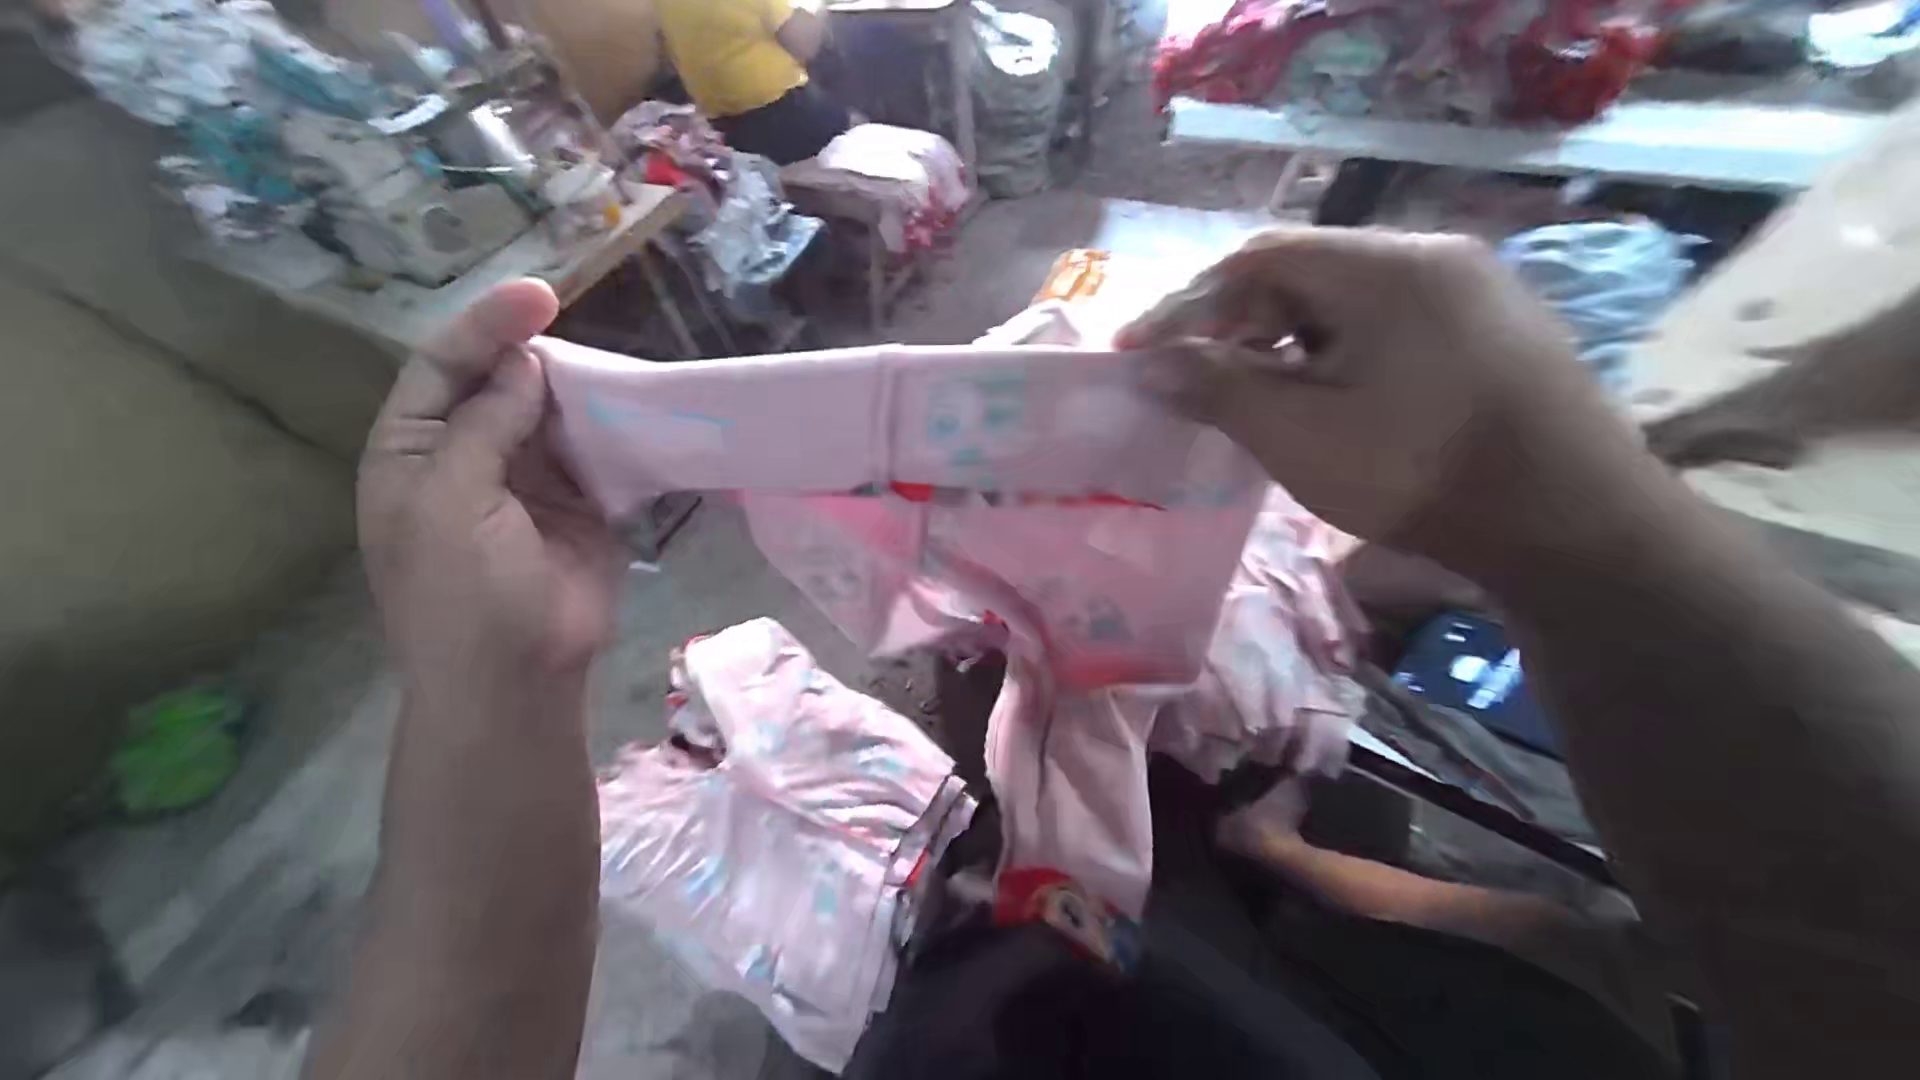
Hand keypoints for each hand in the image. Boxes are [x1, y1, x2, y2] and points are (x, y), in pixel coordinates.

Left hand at [358, 280, 623, 692]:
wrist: (521, 670)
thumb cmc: (462, 591)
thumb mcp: (450, 502)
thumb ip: (484, 429)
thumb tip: (526, 368)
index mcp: (418, 451)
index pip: (445, 370)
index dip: (487, 329)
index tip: (538, 297)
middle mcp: (476, 457)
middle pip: (506, 387)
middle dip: (540, 358)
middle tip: (588, 337)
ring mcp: (536, 483)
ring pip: (559, 420)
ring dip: (586, 397)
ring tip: (621, 372)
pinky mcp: (588, 506)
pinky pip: (603, 458)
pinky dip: (620, 437)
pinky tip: (640, 415)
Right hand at [1119, 227, 1653, 567]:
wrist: (1566, 524)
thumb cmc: (1416, 473)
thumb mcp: (1297, 433)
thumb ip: (1217, 387)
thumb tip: (1151, 363)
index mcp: (1385, 269)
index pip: (1256, 260)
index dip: (1185, 303)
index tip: (1134, 348)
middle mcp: (1427, 258)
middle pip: (1296, 274)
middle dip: (1227, 324)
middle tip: (1182, 374)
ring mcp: (1461, 292)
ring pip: (1333, 301)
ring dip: (1270, 342)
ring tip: (1235, 391)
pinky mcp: (1475, 329)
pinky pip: (1371, 324)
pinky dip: (1317, 354)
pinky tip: (1302, 395)